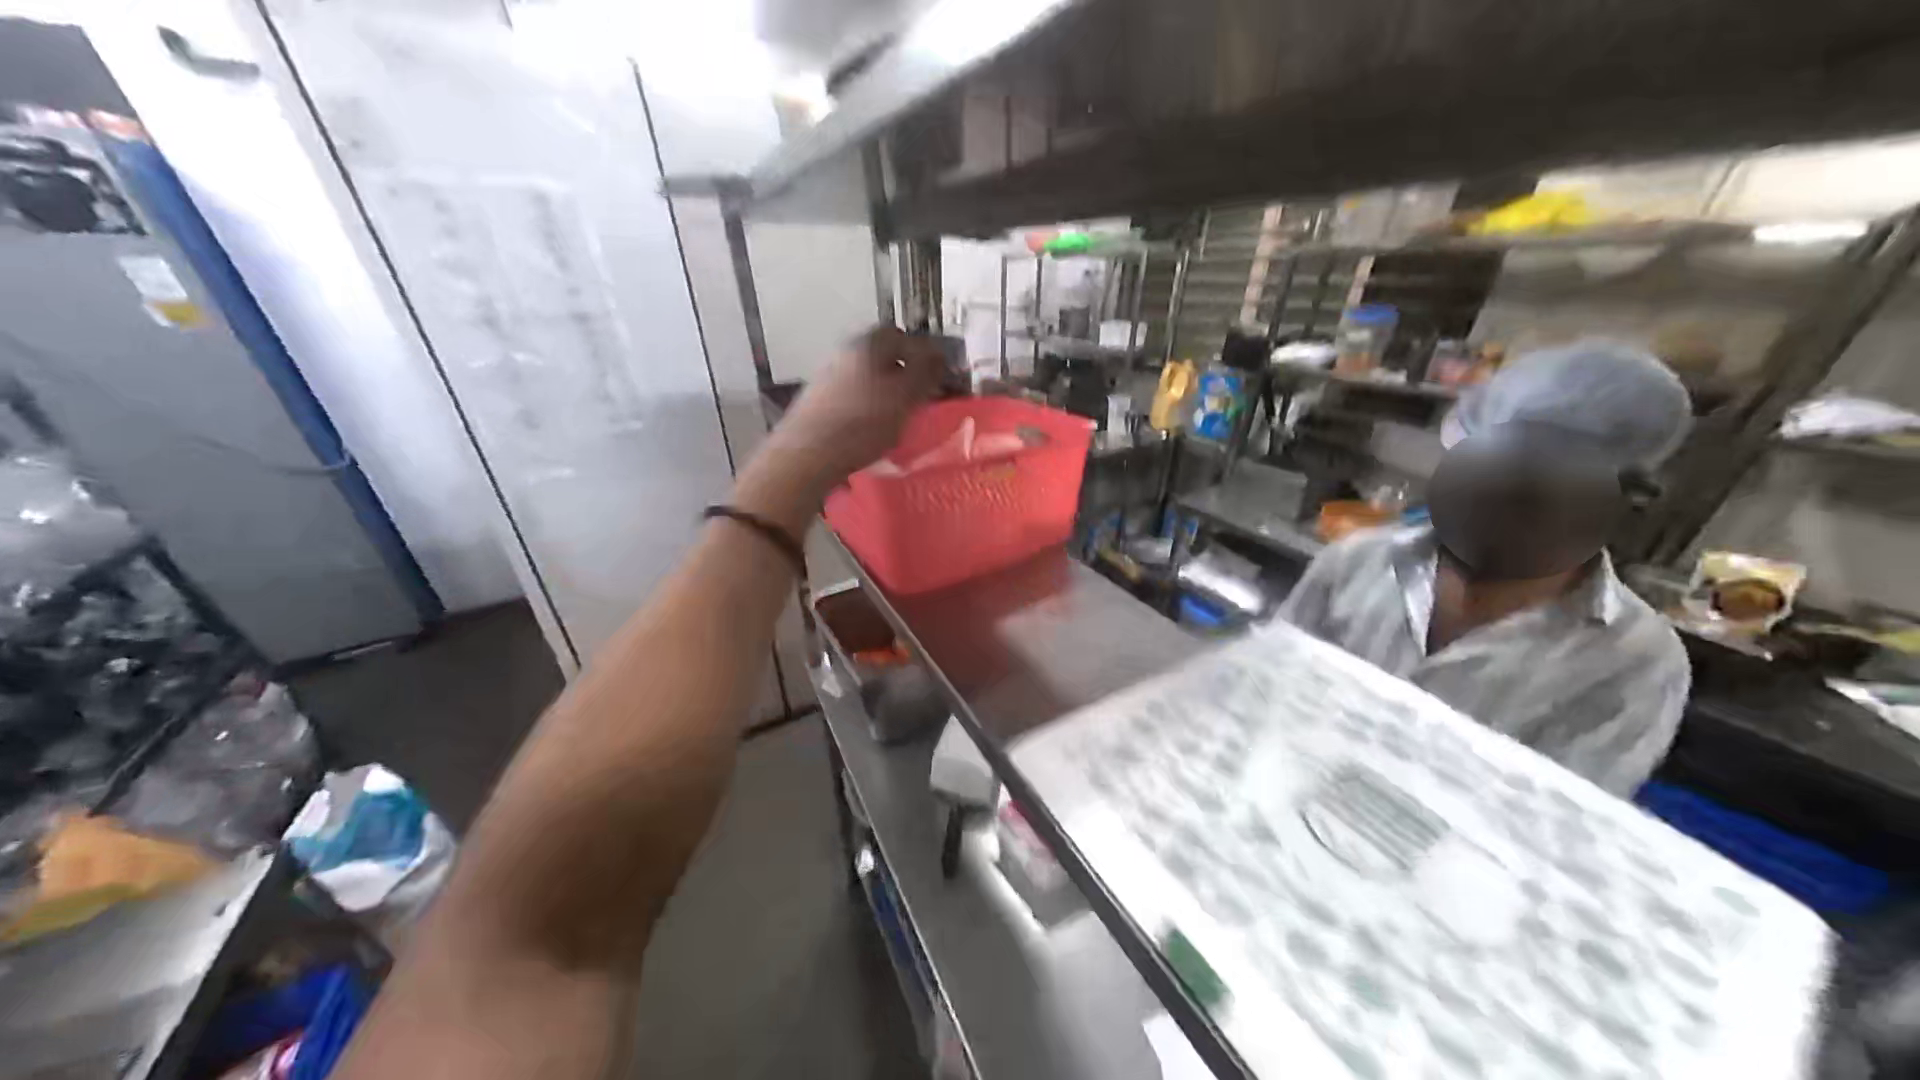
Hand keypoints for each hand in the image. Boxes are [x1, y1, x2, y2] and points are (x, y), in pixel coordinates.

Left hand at [734, 327, 945, 530]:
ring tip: (900, 420)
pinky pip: (854, 399)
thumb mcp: (905, 397)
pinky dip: (869, 410)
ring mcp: (828, 378)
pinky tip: (874, 432)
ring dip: (888, 395)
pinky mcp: (819, 404)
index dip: (924, 354)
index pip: (903, 336)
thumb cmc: (862, 423)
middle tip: (921, 400)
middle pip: (884, 357)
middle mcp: (845, 353)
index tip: (938, 378)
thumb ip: (926, 372)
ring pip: (869, 379)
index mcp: (867, 344)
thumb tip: (941, 356)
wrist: (806, 456)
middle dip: (906, 376)